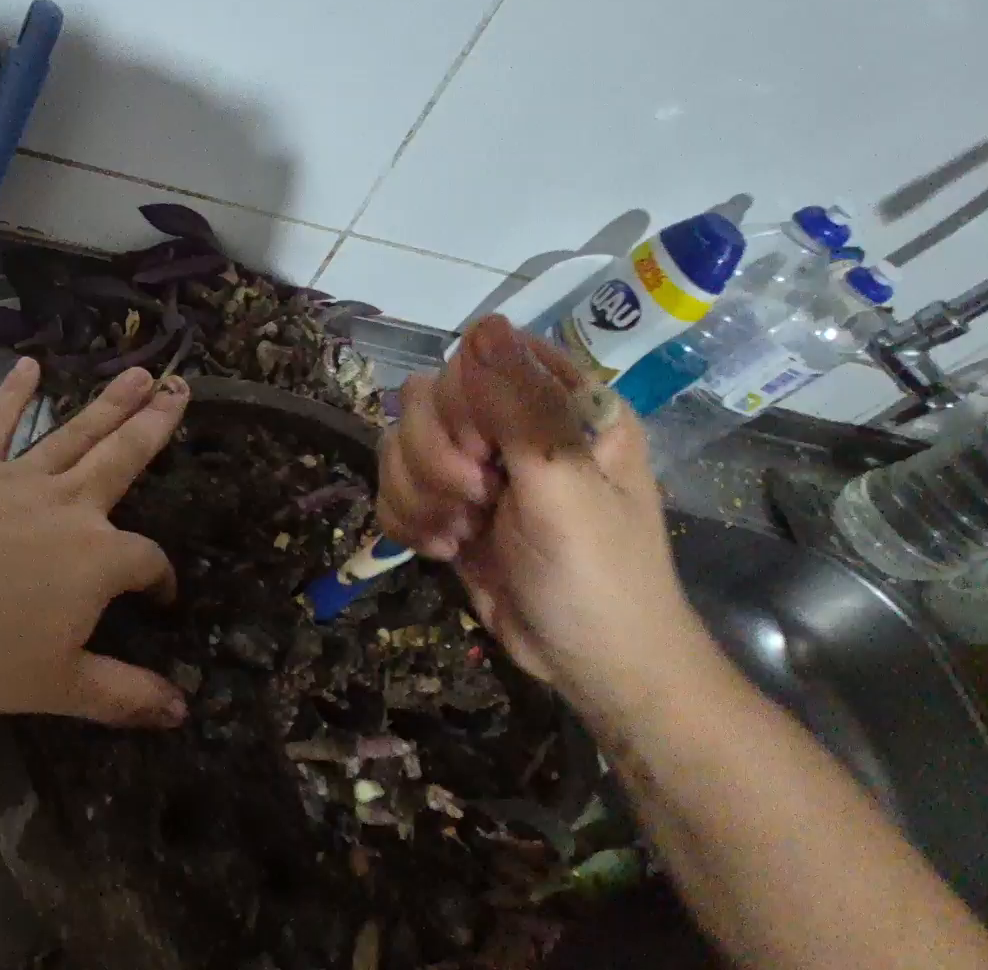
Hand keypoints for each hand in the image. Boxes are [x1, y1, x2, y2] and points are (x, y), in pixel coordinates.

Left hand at [0, 358, 189, 727]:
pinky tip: (29, 365)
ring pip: (75, 434)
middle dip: (156, 427)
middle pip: (124, 460)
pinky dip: (12, 394)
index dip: (161, 578)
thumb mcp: (58, 686)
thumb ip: (124, 695)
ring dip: (109, 403)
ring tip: (139, 372)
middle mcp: (69, 506)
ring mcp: (18, 479)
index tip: (161, 596)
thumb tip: (183, 710)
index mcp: (97, 559)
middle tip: (182, 390)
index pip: (147, 560)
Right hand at [376, 316, 709, 712]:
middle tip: (477, 505)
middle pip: (423, 402)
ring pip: (397, 444)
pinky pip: (390, 486)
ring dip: (417, 496)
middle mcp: (512, 426)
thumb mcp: (565, 490)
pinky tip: (441, 548)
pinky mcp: (444, 503)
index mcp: (561, 406)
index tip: (486, 461)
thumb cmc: (597, 577)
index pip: (474, 363)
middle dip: (433, 462)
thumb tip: (483, 324)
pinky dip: (405, 519)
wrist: (586, 663)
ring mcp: (474, 466)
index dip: (462, 410)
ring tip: (461, 535)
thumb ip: (521, 408)